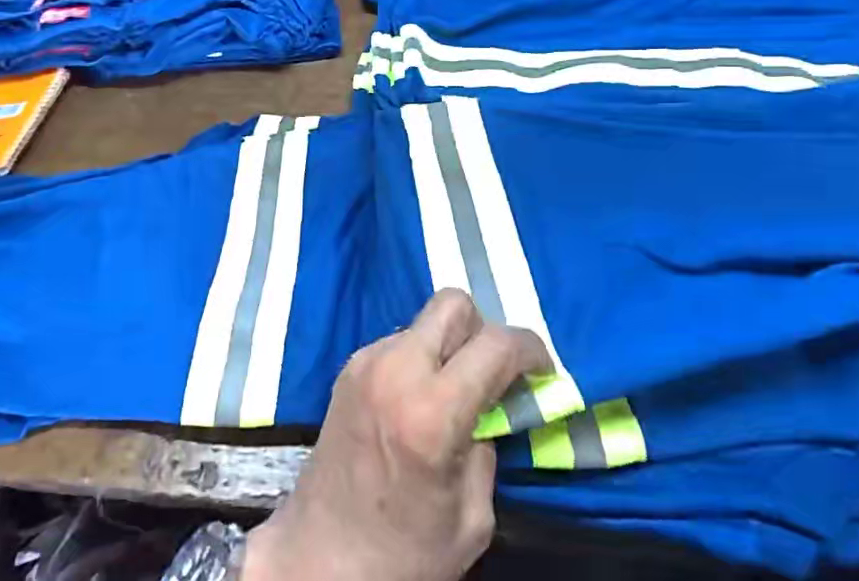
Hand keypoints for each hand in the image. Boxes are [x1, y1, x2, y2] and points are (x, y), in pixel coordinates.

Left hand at [242, 290, 551, 580]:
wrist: (318, 561)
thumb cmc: (403, 555)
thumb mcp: (472, 516)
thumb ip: (489, 444)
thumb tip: (494, 405)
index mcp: (431, 412)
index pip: (496, 345)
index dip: (530, 350)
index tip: (541, 370)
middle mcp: (396, 370)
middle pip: (454, 304)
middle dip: (483, 330)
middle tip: (491, 373)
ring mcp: (366, 362)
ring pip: (425, 319)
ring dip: (449, 344)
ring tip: (453, 389)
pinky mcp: (348, 368)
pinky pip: (401, 340)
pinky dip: (421, 357)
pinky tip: (418, 398)